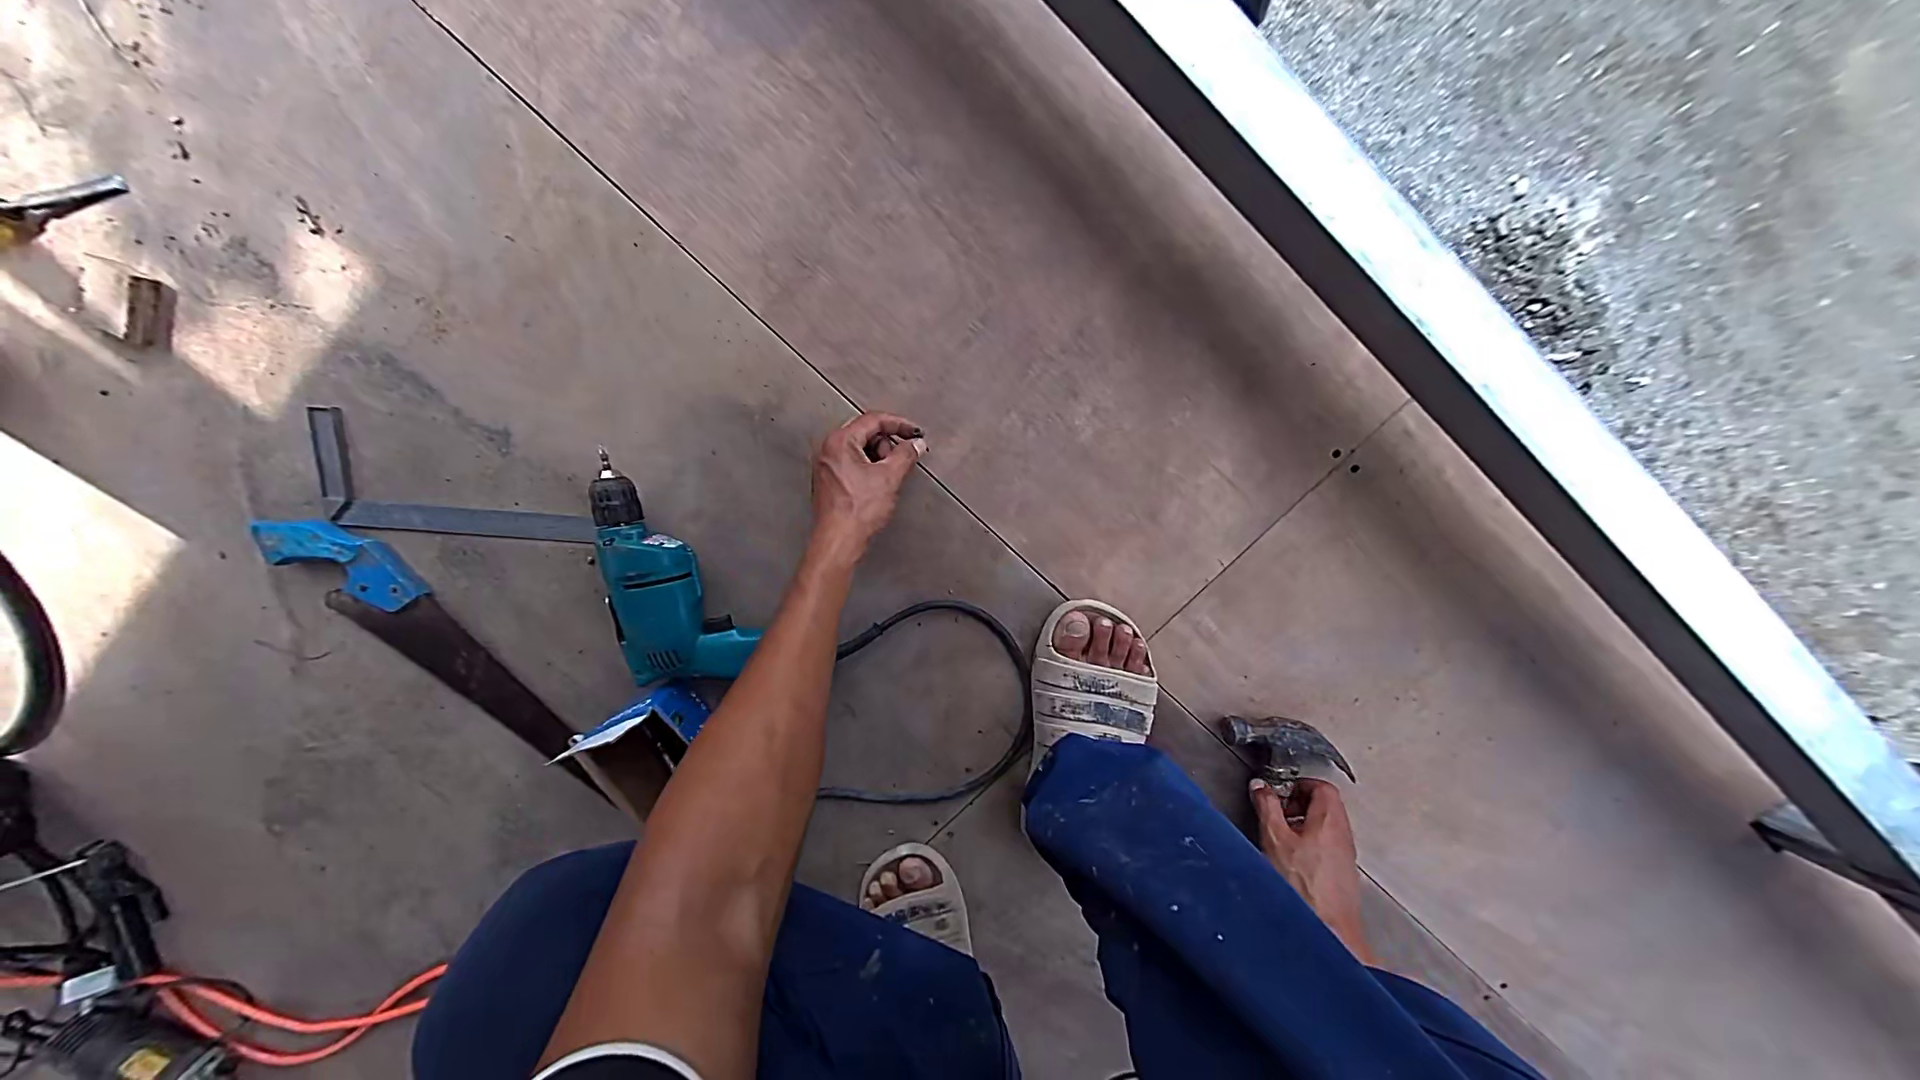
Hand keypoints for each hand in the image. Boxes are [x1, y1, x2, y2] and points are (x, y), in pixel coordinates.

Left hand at [810, 412, 924, 556]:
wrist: (839, 540)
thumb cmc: (855, 512)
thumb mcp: (890, 477)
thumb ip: (906, 455)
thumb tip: (915, 445)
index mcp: (840, 442)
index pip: (873, 419)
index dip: (899, 424)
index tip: (913, 432)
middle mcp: (829, 450)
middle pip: (866, 432)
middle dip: (888, 443)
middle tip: (902, 458)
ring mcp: (827, 465)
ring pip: (860, 449)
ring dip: (879, 457)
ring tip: (888, 477)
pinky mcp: (830, 480)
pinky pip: (853, 463)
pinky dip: (869, 468)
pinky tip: (877, 485)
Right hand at [1251, 777, 1374, 963]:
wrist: (1327, 930)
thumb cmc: (1303, 887)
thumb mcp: (1273, 837)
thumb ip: (1266, 806)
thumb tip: (1261, 788)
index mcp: (1330, 821)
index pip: (1322, 787)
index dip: (1300, 784)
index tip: (1282, 791)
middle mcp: (1343, 836)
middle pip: (1327, 805)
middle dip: (1300, 803)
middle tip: (1280, 811)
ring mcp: (1346, 856)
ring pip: (1328, 826)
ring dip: (1305, 824)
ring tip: (1283, 836)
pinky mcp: (1343, 874)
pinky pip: (1329, 846)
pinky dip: (1311, 843)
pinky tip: (1293, 859)